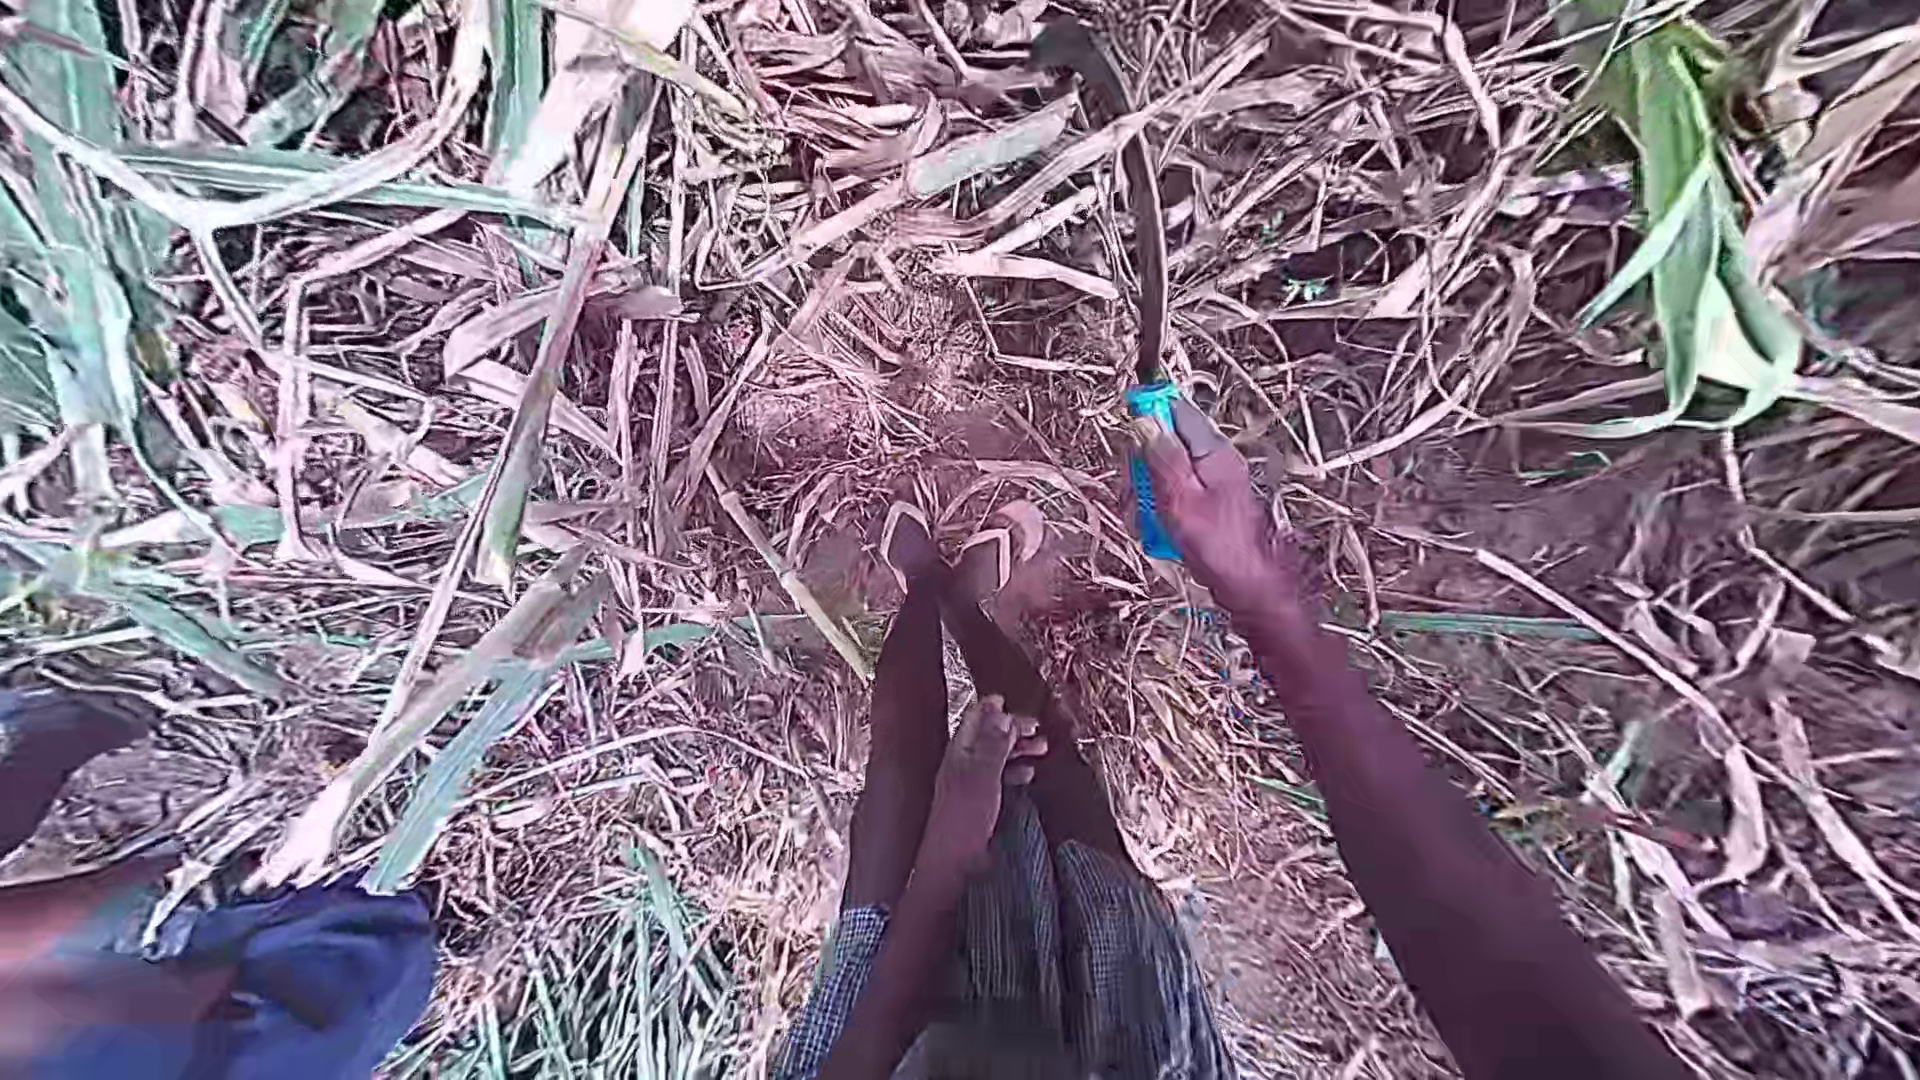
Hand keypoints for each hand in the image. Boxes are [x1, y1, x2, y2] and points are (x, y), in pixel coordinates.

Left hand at [915, 696, 1044, 881]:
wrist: (954, 864)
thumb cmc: (966, 817)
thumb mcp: (983, 774)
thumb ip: (993, 743)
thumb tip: (1000, 712)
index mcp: (960, 750)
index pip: (976, 718)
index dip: (994, 708)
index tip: (1010, 701)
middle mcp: (963, 762)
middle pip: (988, 735)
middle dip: (1012, 728)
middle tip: (1037, 726)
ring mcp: (970, 782)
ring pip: (997, 755)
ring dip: (1018, 749)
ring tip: (1042, 748)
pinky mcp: (979, 801)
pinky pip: (999, 776)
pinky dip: (1015, 770)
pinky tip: (1028, 774)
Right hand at [1136, 399, 1301, 605]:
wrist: (1244, 584)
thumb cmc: (1216, 545)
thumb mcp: (1180, 498)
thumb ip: (1163, 457)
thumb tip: (1146, 420)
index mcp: (1211, 452)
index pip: (1176, 412)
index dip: (1149, 413)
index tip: (1128, 425)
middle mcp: (1212, 462)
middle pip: (1163, 445)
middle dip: (1141, 468)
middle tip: (1136, 493)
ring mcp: (1208, 483)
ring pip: (1161, 473)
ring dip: (1145, 494)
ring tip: (1146, 519)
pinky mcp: (1203, 503)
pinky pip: (1170, 495)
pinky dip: (1156, 510)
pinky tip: (1158, 529)